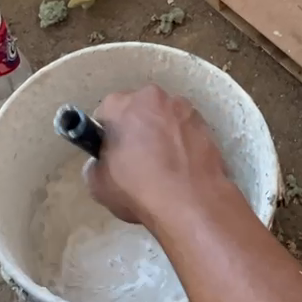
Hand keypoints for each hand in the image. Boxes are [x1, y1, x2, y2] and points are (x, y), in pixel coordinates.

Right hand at [84, 84, 234, 230]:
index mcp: (122, 104)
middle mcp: (154, 97)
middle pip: (138, 109)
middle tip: (136, 160)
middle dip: (136, 128)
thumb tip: (103, 162)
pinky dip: (182, 143)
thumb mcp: (98, 184)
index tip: (111, 153)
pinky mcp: (206, 125)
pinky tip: (182, 168)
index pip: (106, 111)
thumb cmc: (138, 189)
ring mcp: (184, 109)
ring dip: (162, 133)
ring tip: (164, 166)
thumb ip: (95, 164)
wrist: (191, 203)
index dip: (106, 133)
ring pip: (165, 118)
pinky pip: (185, 131)